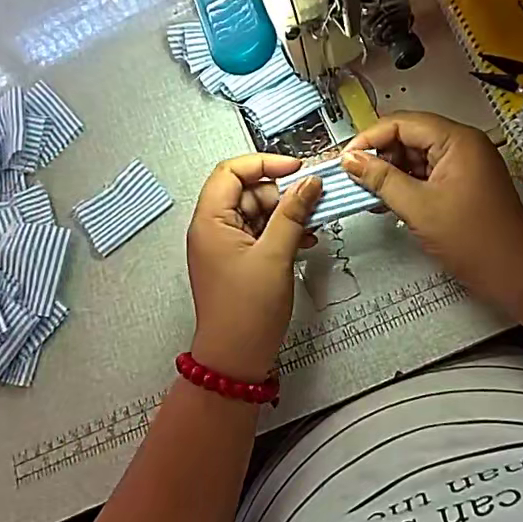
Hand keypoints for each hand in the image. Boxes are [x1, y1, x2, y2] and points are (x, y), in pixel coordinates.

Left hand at [186, 154, 321, 382]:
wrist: (235, 358)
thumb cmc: (245, 314)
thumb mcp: (275, 256)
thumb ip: (293, 214)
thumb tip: (308, 184)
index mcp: (210, 221)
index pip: (231, 171)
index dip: (265, 163)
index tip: (296, 168)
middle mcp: (212, 229)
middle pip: (248, 190)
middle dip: (281, 193)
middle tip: (312, 200)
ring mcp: (224, 245)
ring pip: (258, 212)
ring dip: (286, 214)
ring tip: (311, 223)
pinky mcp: (237, 260)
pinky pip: (261, 232)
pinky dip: (282, 232)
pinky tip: (304, 240)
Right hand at [339, 112, 522, 309]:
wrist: (515, 270)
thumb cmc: (473, 239)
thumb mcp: (418, 207)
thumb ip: (381, 179)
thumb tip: (350, 159)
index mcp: (457, 140)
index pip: (402, 123)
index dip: (369, 138)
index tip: (345, 159)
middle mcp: (462, 144)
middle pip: (409, 136)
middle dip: (379, 156)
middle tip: (354, 178)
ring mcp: (463, 163)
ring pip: (415, 156)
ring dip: (390, 172)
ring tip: (368, 194)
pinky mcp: (462, 182)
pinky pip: (426, 173)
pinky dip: (405, 184)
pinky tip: (386, 202)